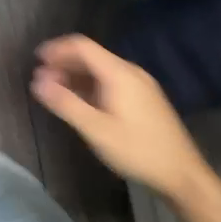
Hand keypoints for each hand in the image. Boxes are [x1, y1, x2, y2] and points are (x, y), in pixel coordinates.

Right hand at [30, 35, 212, 200]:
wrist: (184, 175)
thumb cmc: (137, 150)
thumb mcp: (96, 130)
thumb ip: (66, 104)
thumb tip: (37, 82)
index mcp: (118, 72)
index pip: (82, 46)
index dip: (57, 49)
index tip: (36, 60)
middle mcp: (130, 71)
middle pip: (91, 56)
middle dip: (64, 64)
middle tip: (43, 80)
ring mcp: (141, 84)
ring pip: (102, 69)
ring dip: (77, 76)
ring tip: (59, 92)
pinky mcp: (146, 98)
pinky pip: (112, 81)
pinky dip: (93, 86)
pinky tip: (84, 103)